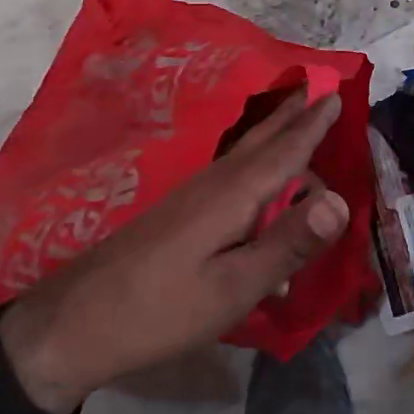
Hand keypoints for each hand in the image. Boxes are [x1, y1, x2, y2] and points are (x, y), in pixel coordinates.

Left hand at [0, 91, 350, 413]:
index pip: (287, 149)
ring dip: (279, 138)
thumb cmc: (161, 309)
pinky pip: (235, 180)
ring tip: (300, 124)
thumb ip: (288, 244)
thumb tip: (341, 202)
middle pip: (264, 140)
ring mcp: (194, 197)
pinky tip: (265, 196)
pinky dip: (261, 171)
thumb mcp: (234, 287)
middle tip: (320, 88)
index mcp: (234, 194)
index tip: (337, 90)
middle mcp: (215, 183)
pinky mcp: (181, 214)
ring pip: (248, 157)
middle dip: (294, 115)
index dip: (314, 122)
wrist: (71, 325)